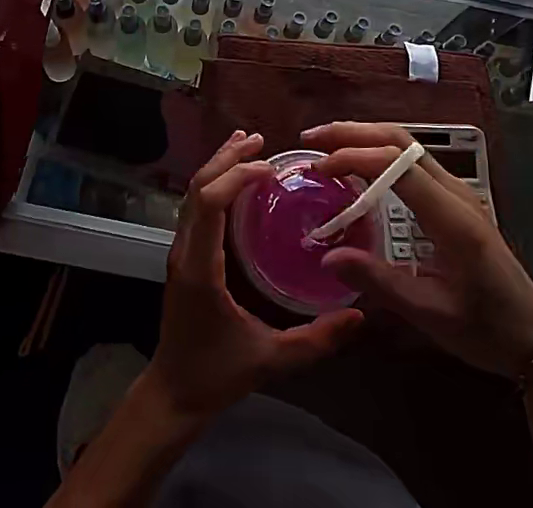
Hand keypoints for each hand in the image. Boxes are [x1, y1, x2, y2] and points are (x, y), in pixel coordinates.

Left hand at [145, 130, 364, 416]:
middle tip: (260, 139)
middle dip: (226, 158)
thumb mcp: (270, 360)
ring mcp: (179, 252)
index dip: (236, 176)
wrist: (172, 394)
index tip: (269, 168)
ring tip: (246, 143)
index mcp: (201, 269)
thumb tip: (359, 317)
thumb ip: (315, 340)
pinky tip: (234, 180)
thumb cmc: (217, 374)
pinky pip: (194, 207)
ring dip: (218, 166)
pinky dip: (213, 183)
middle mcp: (184, 252)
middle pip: (197, 188)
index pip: (209, 204)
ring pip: (191, 194)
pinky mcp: (182, 256)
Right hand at [302, 122, 532, 378]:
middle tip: (312, 138)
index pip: (398, 165)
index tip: (319, 168)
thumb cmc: (485, 328)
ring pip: (407, 146)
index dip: (355, 156)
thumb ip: (379, 282)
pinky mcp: (454, 199)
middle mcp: (456, 193)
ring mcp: (457, 192)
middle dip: (354, 132)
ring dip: (366, 138)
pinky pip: (412, 162)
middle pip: (402, 141)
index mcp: (452, 218)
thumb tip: (327, 256)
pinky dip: (379, 154)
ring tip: (326, 146)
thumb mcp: (430, 313)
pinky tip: (358, 168)